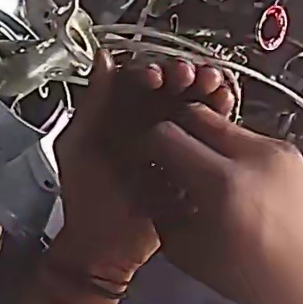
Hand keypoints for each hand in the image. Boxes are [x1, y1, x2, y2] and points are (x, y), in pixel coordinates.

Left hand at [50, 53, 232, 279]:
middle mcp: (145, 122)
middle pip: (172, 88)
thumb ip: (93, 103)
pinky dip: (218, 117)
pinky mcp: (190, 162)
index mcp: (116, 112)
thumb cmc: (85, 198)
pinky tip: (224, 106)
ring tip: (213, 86)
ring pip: (193, 106)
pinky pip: (206, 135)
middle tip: (193, 76)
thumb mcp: (78, 145)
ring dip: (205, 92)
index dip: (151, 71)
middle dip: (185, 76)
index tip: (158, 76)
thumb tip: (104, 58)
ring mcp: (170, 141)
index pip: (139, 79)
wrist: (105, 245)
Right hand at [132, 95, 302, 303]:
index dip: (147, 144)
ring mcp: (276, 150)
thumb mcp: (188, 251)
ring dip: (202, 141)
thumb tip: (150, 183)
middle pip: (196, 115)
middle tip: (167, 157)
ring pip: (223, 125)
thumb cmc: (252, 277)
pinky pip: (247, 139)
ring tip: (200, 174)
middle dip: (174, 133)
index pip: (167, 136)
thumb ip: (162, 210)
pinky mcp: (289, 153)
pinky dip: (229, 152)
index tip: (143, 157)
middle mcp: (253, 155)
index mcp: (224, 182)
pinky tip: (230, 181)